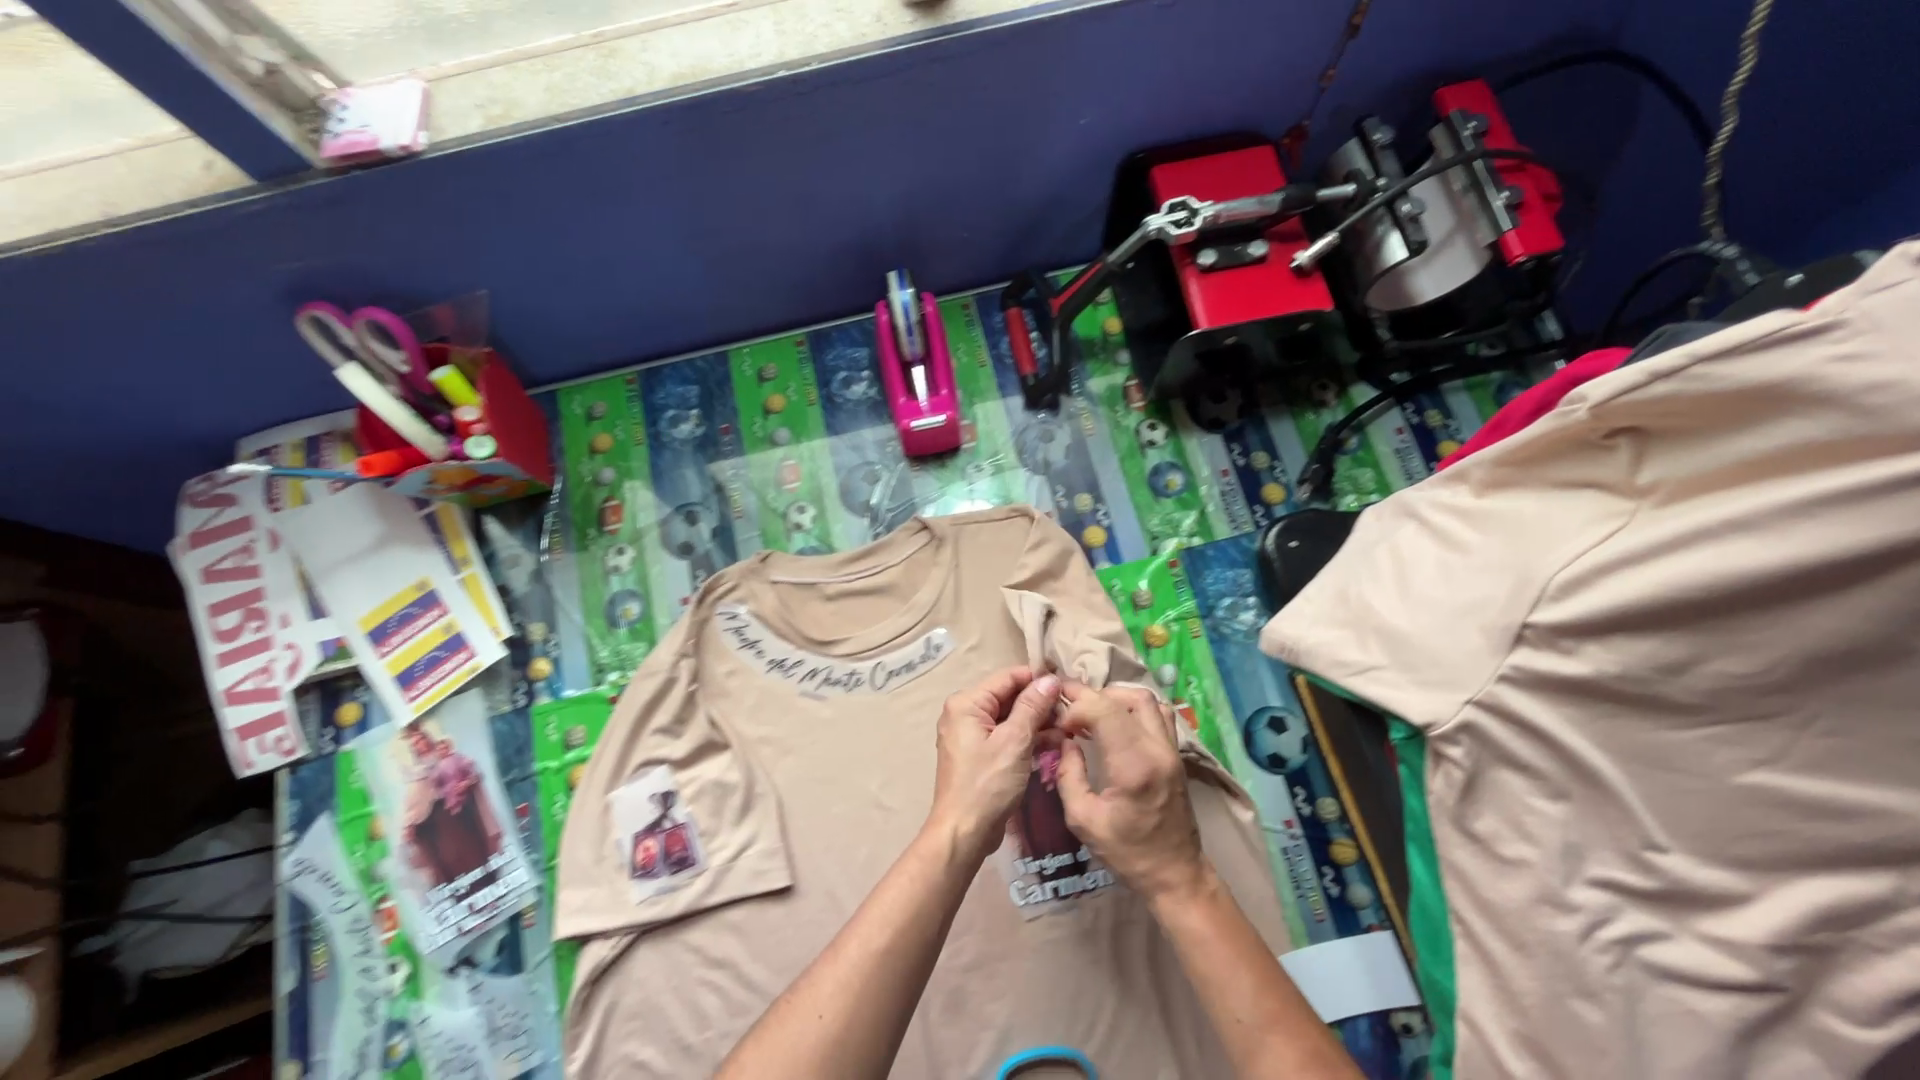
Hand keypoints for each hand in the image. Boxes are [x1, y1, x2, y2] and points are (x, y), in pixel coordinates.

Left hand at [928, 667, 1062, 862]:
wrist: (964, 832)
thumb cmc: (987, 784)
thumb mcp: (1014, 741)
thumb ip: (1032, 707)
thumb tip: (1050, 679)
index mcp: (967, 703)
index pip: (1008, 677)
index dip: (1038, 679)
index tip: (1069, 685)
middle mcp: (965, 713)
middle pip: (1009, 696)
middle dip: (1040, 703)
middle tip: (1073, 711)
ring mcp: (972, 735)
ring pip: (1011, 717)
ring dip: (1038, 722)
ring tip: (1069, 728)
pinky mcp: (981, 754)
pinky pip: (1007, 736)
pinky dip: (1028, 737)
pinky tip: (1055, 742)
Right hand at [1054, 681, 1209, 905]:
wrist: (1175, 873)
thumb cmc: (1127, 853)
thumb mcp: (1082, 820)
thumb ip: (1068, 775)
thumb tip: (1064, 742)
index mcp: (1134, 766)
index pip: (1104, 710)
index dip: (1076, 707)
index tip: (1060, 725)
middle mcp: (1157, 749)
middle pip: (1126, 698)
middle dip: (1092, 696)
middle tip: (1068, 707)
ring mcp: (1171, 750)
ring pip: (1147, 700)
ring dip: (1116, 697)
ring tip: (1091, 712)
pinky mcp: (1176, 754)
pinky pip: (1158, 714)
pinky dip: (1134, 708)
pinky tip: (1114, 723)